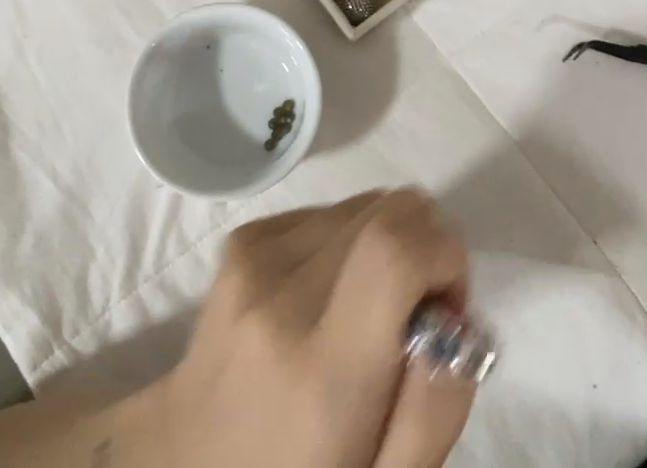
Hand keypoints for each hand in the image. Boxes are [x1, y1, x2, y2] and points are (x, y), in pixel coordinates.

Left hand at [156, 188, 478, 467]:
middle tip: (414, 315)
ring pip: (361, 205)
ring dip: (386, 244)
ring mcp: (251, 261)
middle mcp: (279, 296)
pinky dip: (347, 239)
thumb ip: (432, 411)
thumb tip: (456, 318)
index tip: (449, 305)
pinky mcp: (241, 242)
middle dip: (425, 248)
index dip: (445, 255)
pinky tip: (329, 290)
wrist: (190, 457)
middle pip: (387, 212)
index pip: (395, 248)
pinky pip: (326, 210)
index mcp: (322, 369)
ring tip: (366, 307)